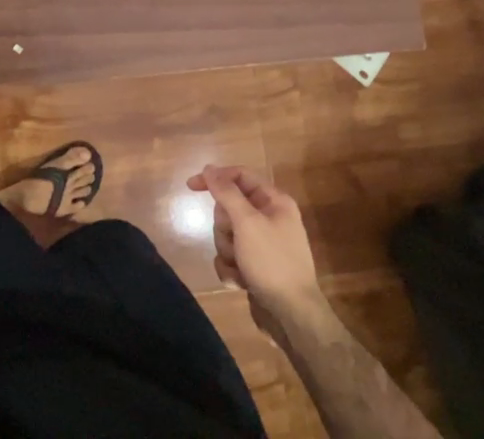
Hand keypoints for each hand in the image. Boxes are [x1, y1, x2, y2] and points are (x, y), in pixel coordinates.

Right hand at [187, 165, 321, 321]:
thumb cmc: (272, 262)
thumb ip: (226, 193)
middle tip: (235, 240)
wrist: (292, 315)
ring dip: (226, 251)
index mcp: (274, 202)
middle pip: (228, 208)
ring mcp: (261, 244)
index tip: (191, 187)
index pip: (239, 176)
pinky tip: (241, 281)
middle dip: (224, 227)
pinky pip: (229, 257)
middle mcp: (269, 218)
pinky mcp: (254, 265)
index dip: (215, 178)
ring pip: (226, 234)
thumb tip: (209, 168)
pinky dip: (230, 269)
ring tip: (241, 266)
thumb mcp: (247, 223)